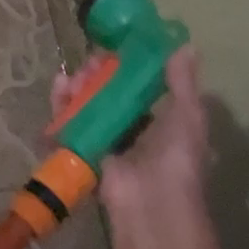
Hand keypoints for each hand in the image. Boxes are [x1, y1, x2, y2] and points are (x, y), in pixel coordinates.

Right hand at [52, 47, 207, 209]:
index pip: (137, 85)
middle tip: (92, 60)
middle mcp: (130, 128)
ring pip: (85, 103)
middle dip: (97, 73)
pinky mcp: (80, 148)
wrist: (150, 204)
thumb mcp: (188, 116)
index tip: (115, 46)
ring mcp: (104, 139)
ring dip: (78, 84)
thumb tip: (186, 45)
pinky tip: (60, 85)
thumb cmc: (175, 158)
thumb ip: (182, 82)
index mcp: (159, 120)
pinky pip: (67, 121)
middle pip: (106, 91)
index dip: (125, 65)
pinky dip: (61, 102)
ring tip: (76, 74)